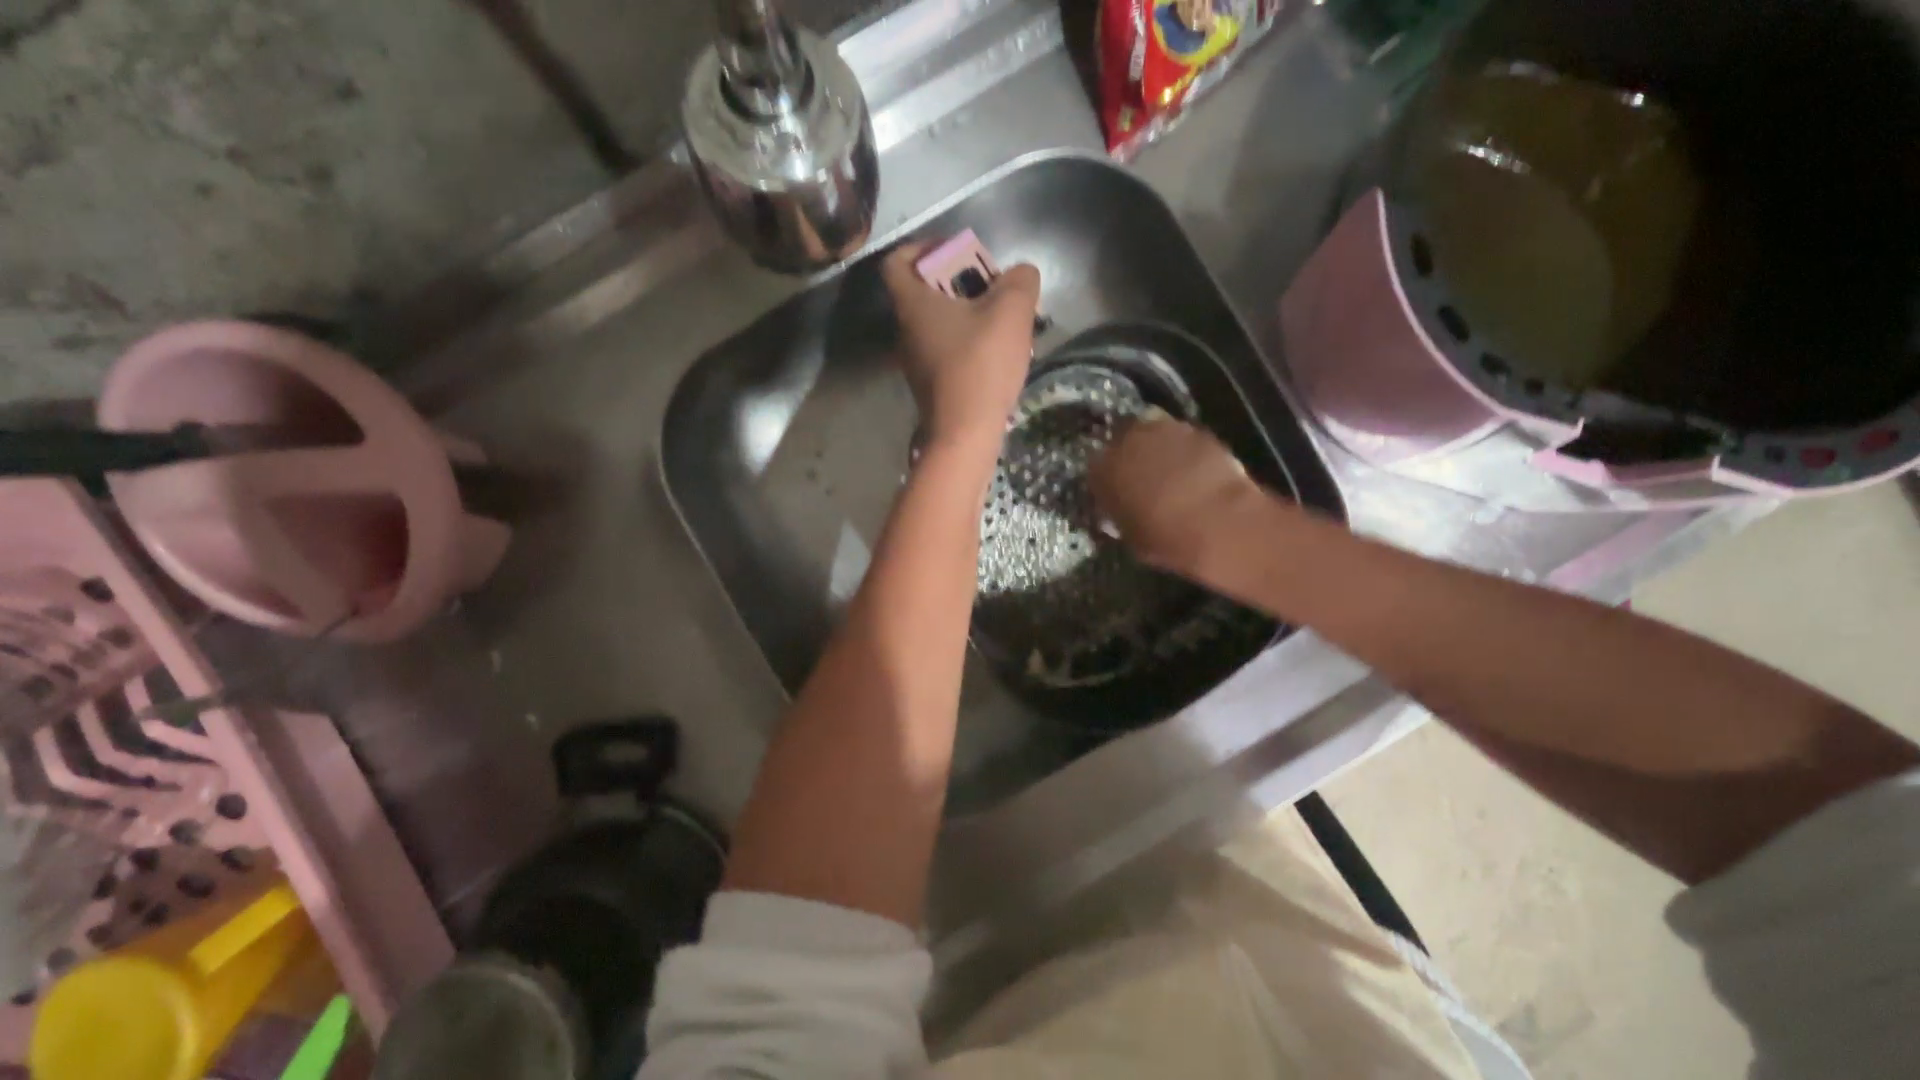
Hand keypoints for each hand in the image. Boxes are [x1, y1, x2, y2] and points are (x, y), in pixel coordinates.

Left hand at [883, 241, 1040, 449]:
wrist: (965, 433)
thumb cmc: (981, 364)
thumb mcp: (1011, 311)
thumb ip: (1019, 281)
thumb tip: (1019, 274)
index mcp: (912, 303)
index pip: (897, 261)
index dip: (923, 247)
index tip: (956, 251)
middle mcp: (905, 330)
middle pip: (923, 290)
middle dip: (957, 280)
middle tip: (992, 285)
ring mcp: (915, 360)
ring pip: (938, 322)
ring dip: (967, 313)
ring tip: (1002, 319)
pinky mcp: (930, 384)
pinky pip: (946, 349)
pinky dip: (967, 341)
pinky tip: (997, 352)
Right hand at [1089, 415, 1265, 578]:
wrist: (1218, 522)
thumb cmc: (1166, 538)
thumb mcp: (1132, 537)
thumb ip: (1121, 518)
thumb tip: (1122, 514)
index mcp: (1102, 470)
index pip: (1096, 472)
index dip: (1108, 484)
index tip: (1118, 496)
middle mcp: (1126, 441)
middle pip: (1123, 444)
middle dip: (1132, 460)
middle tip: (1145, 481)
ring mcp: (1162, 430)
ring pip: (1154, 436)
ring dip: (1159, 451)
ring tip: (1173, 474)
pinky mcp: (1195, 429)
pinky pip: (1183, 439)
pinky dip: (1186, 452)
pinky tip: (1197, 471)